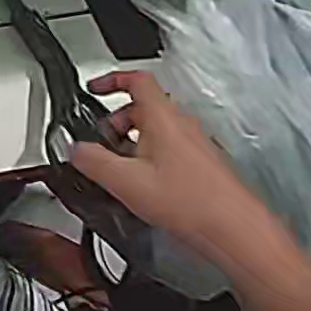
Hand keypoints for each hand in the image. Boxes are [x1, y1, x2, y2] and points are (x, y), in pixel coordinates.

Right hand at [70, 71, 310, 296]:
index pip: (136, 80)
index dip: (111, 80)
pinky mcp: (199, 163)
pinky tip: (141, 186)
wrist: (234, 230)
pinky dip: (147, 157)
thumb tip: (75, 150)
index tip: (96, 88)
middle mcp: (181, 125)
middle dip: (115, 121)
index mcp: (162, 117)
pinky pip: (167, 148)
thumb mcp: (124, 181)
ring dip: (130, 142)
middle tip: (101, 140)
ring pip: (154, 129)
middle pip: (141, 107)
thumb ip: (91, 161)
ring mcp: (193, 143)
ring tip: (118, 167)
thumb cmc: (192, 202)